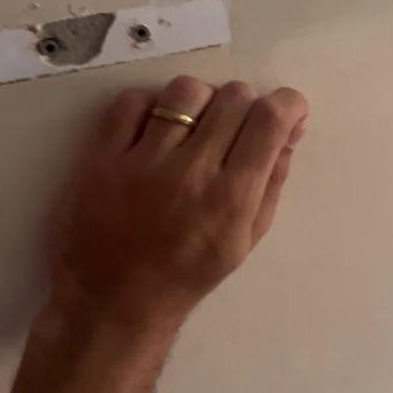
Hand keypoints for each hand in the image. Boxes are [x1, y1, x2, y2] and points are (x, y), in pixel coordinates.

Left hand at [41, 75, 309, 346]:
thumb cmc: (191, 271)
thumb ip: (273, 179)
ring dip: (202, 100)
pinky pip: (130, 102)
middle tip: (238, 126)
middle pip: (233, 97)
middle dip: (247, 104)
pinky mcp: (101, 158)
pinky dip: (150, 106)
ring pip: (186, 91)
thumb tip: (291, 129)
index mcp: (233, 196)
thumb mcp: (248, 235)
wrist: (115, 301)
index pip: (270, 119)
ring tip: (195, 124)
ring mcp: (143, 162)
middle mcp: (192, 172)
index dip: (288, 103)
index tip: (287, 110)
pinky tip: (155, 128)